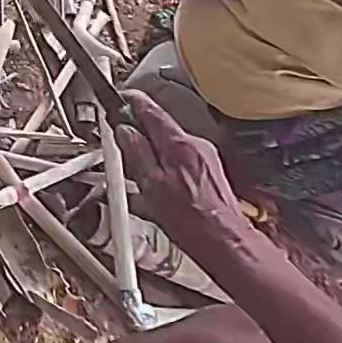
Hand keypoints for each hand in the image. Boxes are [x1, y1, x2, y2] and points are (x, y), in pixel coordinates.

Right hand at [116, 89, 260, 268]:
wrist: (224, 242)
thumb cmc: (190, 221)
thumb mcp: (151, 186)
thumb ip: (136, 153)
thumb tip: (124, 131)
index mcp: (178, 144)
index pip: (150, 110)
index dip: (130, 102)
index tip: (117, 100)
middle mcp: (195, 144)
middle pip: (159, 127)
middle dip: (138, 133)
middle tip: (120, 145)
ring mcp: (204, 157)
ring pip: (168, 146)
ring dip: (151, 153)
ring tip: (137, 176)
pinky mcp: (209, 172)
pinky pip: (180, 160)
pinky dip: (165, 167)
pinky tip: (158, 189)